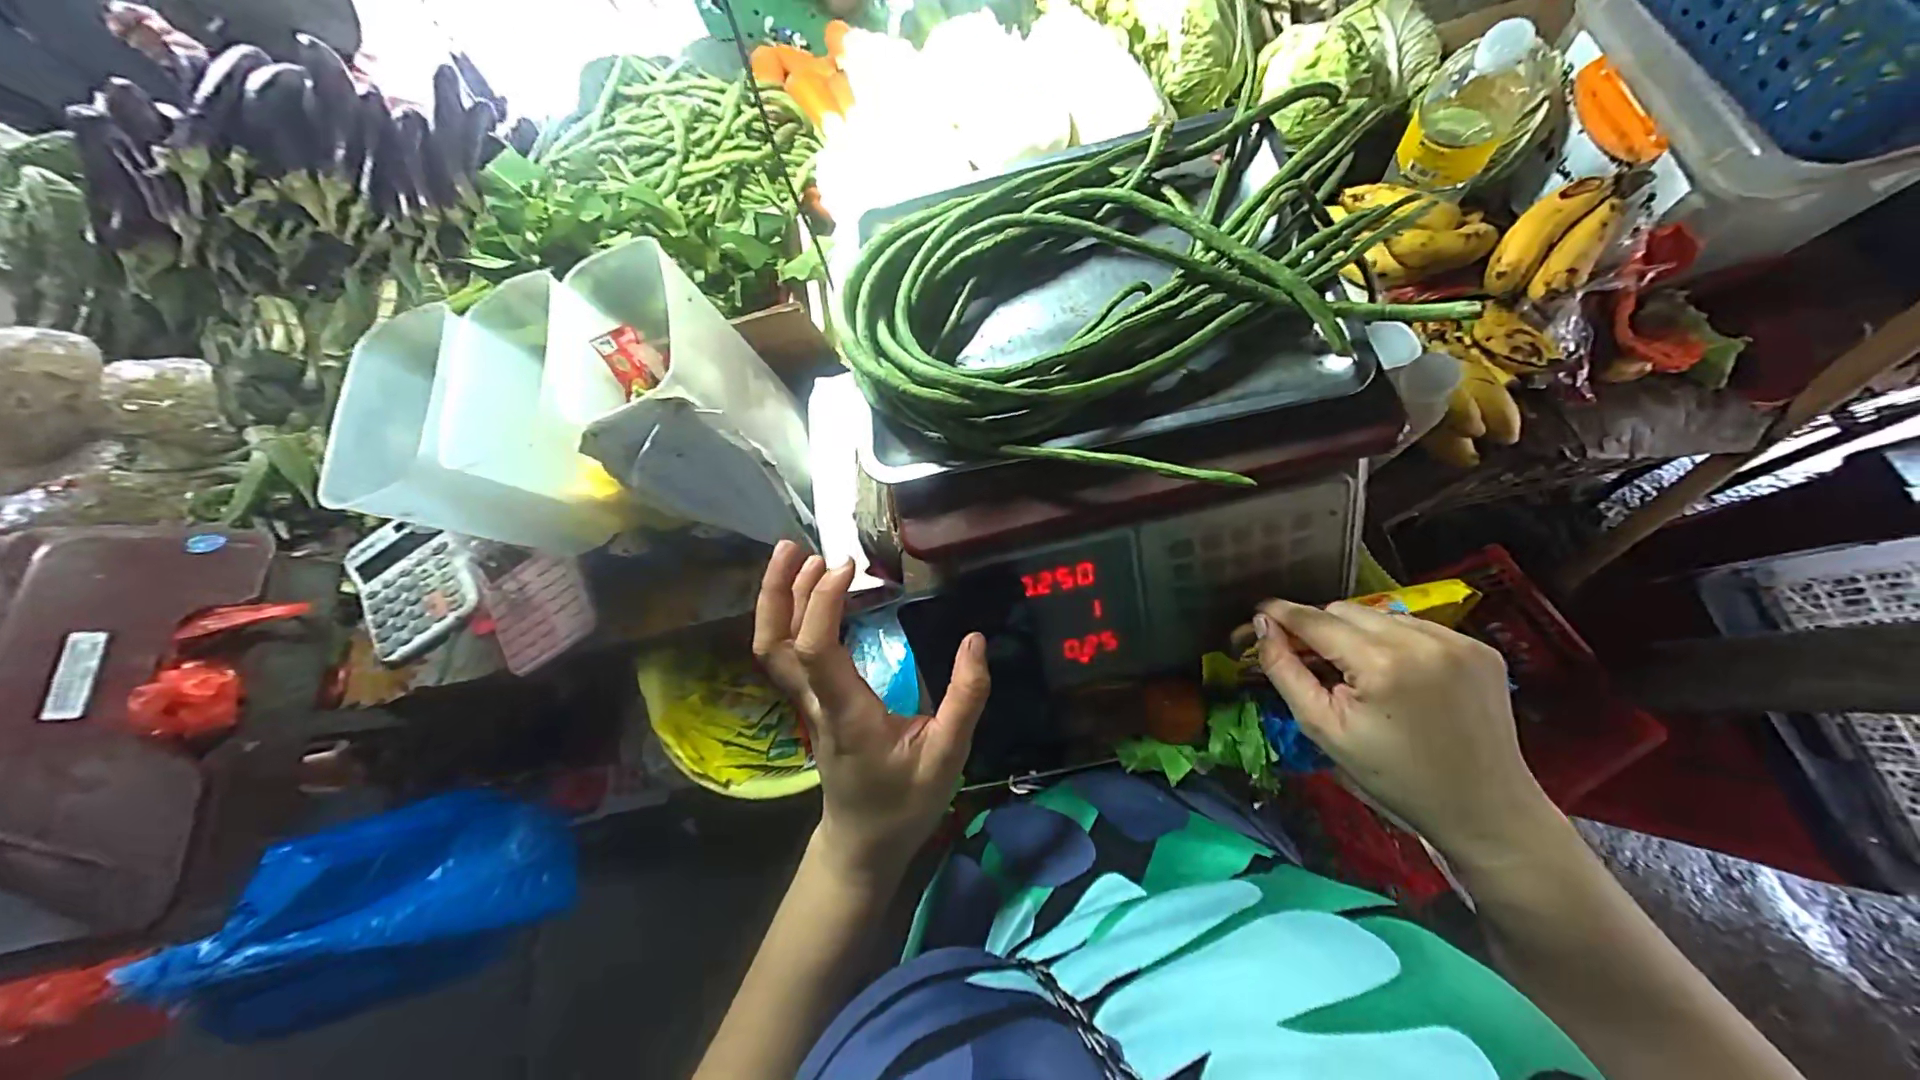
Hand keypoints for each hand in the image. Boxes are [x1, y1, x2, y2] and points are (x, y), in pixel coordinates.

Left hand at [754, 541, 990, 883]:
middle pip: (775, 645)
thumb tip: (975, 641)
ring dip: (777, 600)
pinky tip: (807, 595)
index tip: (847, 568)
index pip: (815, 651)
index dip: (821, 603)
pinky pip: (787, 655)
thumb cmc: (904, 803)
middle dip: (780, 592)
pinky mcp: (810, 704)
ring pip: (772, 649)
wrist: (862, 843)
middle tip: (801, 548)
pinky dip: (788, 617)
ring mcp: (806, 704)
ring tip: (798, 557)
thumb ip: (964, 701)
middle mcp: (816, 703)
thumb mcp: (947, 757)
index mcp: (847, 713)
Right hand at [1252, 599, 1555, 860]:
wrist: (1484, 809)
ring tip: (1357, 672)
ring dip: (1357, 634)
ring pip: (1379, 615)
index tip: (1259, 613)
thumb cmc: (1393, 777)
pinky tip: (1397, 675)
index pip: (1315, 619)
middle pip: (1345, 610)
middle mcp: (1421, 639)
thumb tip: (1262, 626)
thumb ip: (1285, 671)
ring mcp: (1457, 640)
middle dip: (1320, 629)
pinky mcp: (1479, 646)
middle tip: (1309, 659)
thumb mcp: (1322, 728)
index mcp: (1380, 663)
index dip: (1281, 614)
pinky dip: (1394, 641)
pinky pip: (1414, 626)